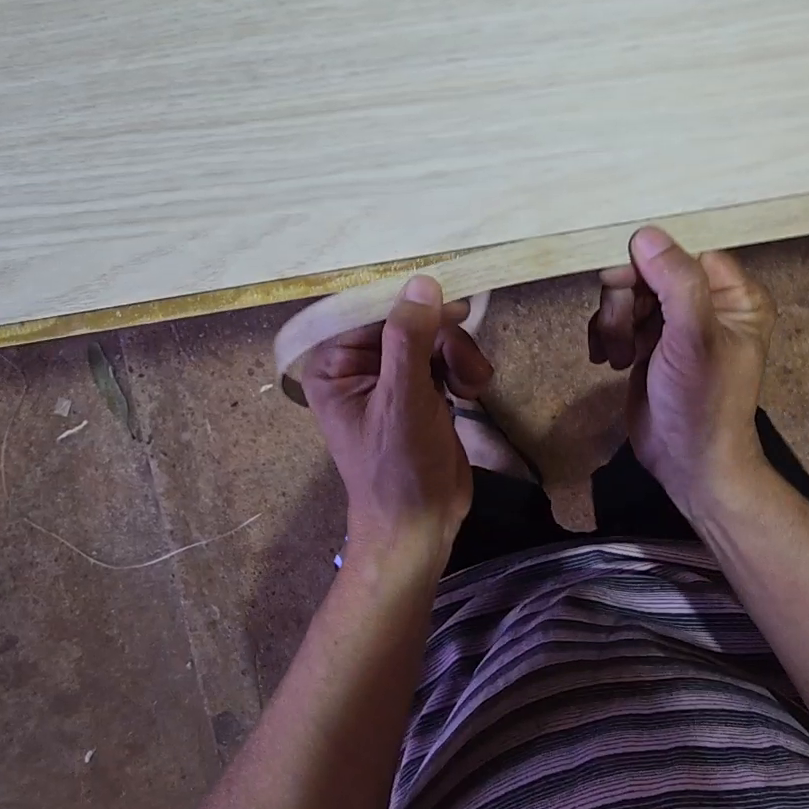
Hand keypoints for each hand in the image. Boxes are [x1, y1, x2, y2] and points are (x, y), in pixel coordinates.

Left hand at [303, 276, 491, 567]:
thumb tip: (422, 282)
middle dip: (443, 340)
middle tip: (468, 367)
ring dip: (459, 356)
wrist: (420, 526)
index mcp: (335, 363)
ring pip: (432, 336)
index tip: (453, 306)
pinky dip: (462, 369)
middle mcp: (358, 364)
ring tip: (473, 386)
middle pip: (408, 320)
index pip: (372, 310)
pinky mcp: (419, 390)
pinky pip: (443, 357)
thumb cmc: (399, 469)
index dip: (412, 303)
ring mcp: (390, 377)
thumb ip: (410, 338)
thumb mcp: (404, 400)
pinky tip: (471, 393)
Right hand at [587, 227, 775, 509]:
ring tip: (619, 357)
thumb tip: (644, 234)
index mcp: (735, 296)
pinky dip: (606, 336)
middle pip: (649, 272)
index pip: (685, 254)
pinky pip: (617, 319)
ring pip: (626, 294)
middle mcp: (707, 304)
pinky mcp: (649, 344)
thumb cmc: (702, 402)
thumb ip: (675, 283)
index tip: (629, 284)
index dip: (652, 265)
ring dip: (613, 322)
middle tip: (622, 332)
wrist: (688, 465)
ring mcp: (675, 325)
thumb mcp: (693, 338)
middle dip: (625, 300)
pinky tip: (609, 362)